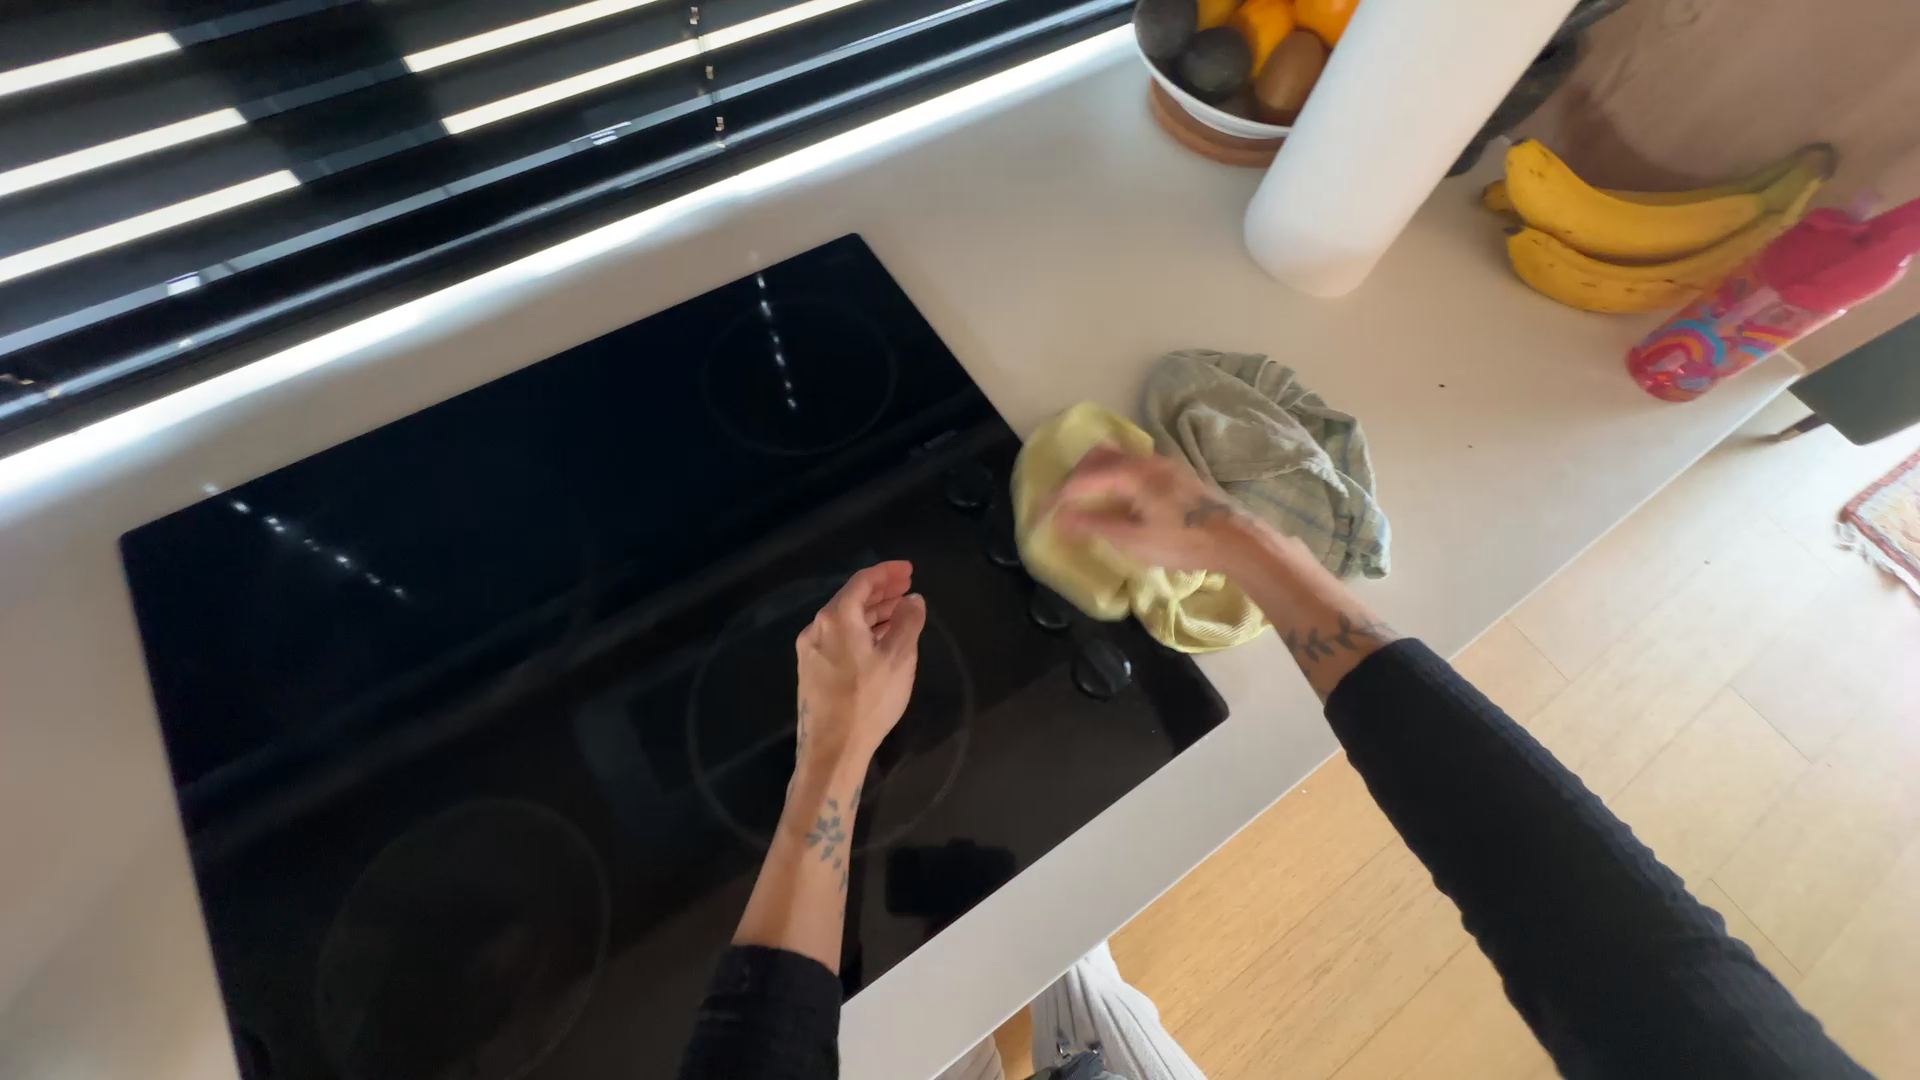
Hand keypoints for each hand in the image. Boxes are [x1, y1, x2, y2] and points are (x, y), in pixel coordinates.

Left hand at [794, 561, 926, 771]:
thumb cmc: (869, 699)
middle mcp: (817, 627)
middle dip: (881, 591)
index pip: (863, 581)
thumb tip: (913, 600)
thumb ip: (908, 621)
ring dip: (872, 612)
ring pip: (844, 619)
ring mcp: (810, 650)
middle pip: (851, 598)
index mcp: (837, 617)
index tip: (908, 570)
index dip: (887, 572)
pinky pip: (838, 637)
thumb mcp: (899, 657)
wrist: (832, 749)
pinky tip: (877, 641)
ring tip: (898, 613)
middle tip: (907, 588)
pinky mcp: (810, 670)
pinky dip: (860, 630)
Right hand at [1040, 446, 1270, 571]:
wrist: (1237, 541)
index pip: (1083, 479)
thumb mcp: (1133, 540)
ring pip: (1119, 459)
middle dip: (1074, 477)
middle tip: (1062, 502)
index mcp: (1132, 474)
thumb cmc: (1183, 542)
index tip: (1041, 514)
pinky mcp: (1176, 476)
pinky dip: (1115, 478)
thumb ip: (1094, 525)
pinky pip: (1135, 467)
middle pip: (1099, 457)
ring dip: (1096, 476)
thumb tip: (1060, 519)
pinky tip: (1119, 501)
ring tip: (1087, 501)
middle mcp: (1146, 462)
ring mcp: (1164, 466)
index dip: (1058, 497)